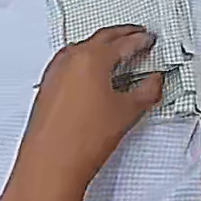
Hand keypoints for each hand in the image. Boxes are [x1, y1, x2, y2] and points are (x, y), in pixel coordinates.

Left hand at [5, 26, 162, 200]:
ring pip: (83, 47)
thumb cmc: (81, 141)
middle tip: (137, 34)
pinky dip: (86, 59)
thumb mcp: (127, 112)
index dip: (141, 40)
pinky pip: (69, 61)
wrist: (50, 166)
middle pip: (102, 38)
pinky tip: (93, 72)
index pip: (123, 42)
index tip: (149, 39)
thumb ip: (147, 90)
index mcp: (92, 58)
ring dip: (103, 45)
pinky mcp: (47, 86)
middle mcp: (70, 59)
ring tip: (117, 51)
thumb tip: (153, 81)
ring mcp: (55, 72)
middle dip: (122, 34)